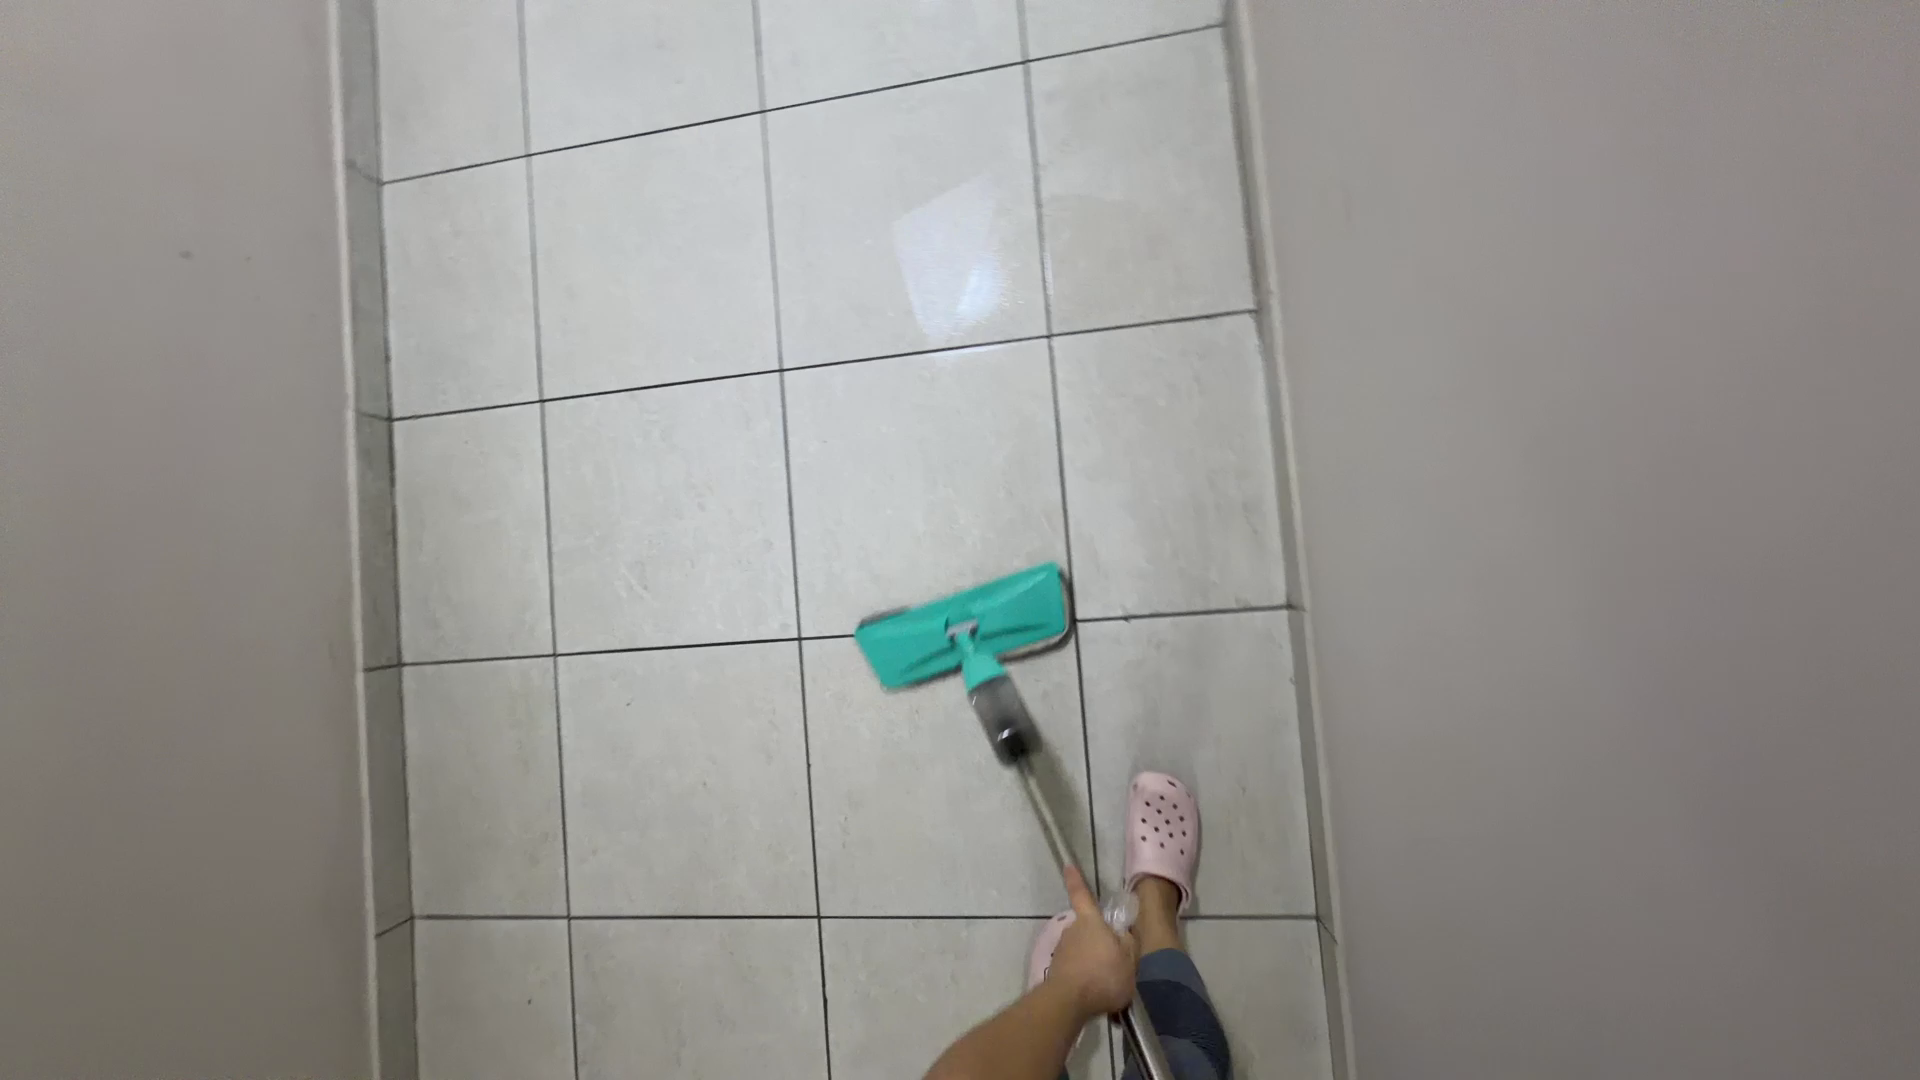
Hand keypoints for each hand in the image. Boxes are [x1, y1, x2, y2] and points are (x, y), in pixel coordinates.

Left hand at [1045, 866, 1138, 1020]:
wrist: (1069, 1001)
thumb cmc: (1104, 975)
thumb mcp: (1129, 960)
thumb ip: (1128, 943)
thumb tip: (1123, 934)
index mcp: (1090, 921)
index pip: (1082, 894)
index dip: (1075, 879)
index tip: (1067, 865)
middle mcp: (1072, 930)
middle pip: (1087, 930)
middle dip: (1098, 942)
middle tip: (1114, 963)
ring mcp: (1063, 950)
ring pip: (1082, 951)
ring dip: (1092, 963)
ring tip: (1108, 985)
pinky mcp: (1058, 970)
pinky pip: (1076, 970)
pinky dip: (1085, 979)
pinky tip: (1095, 996)